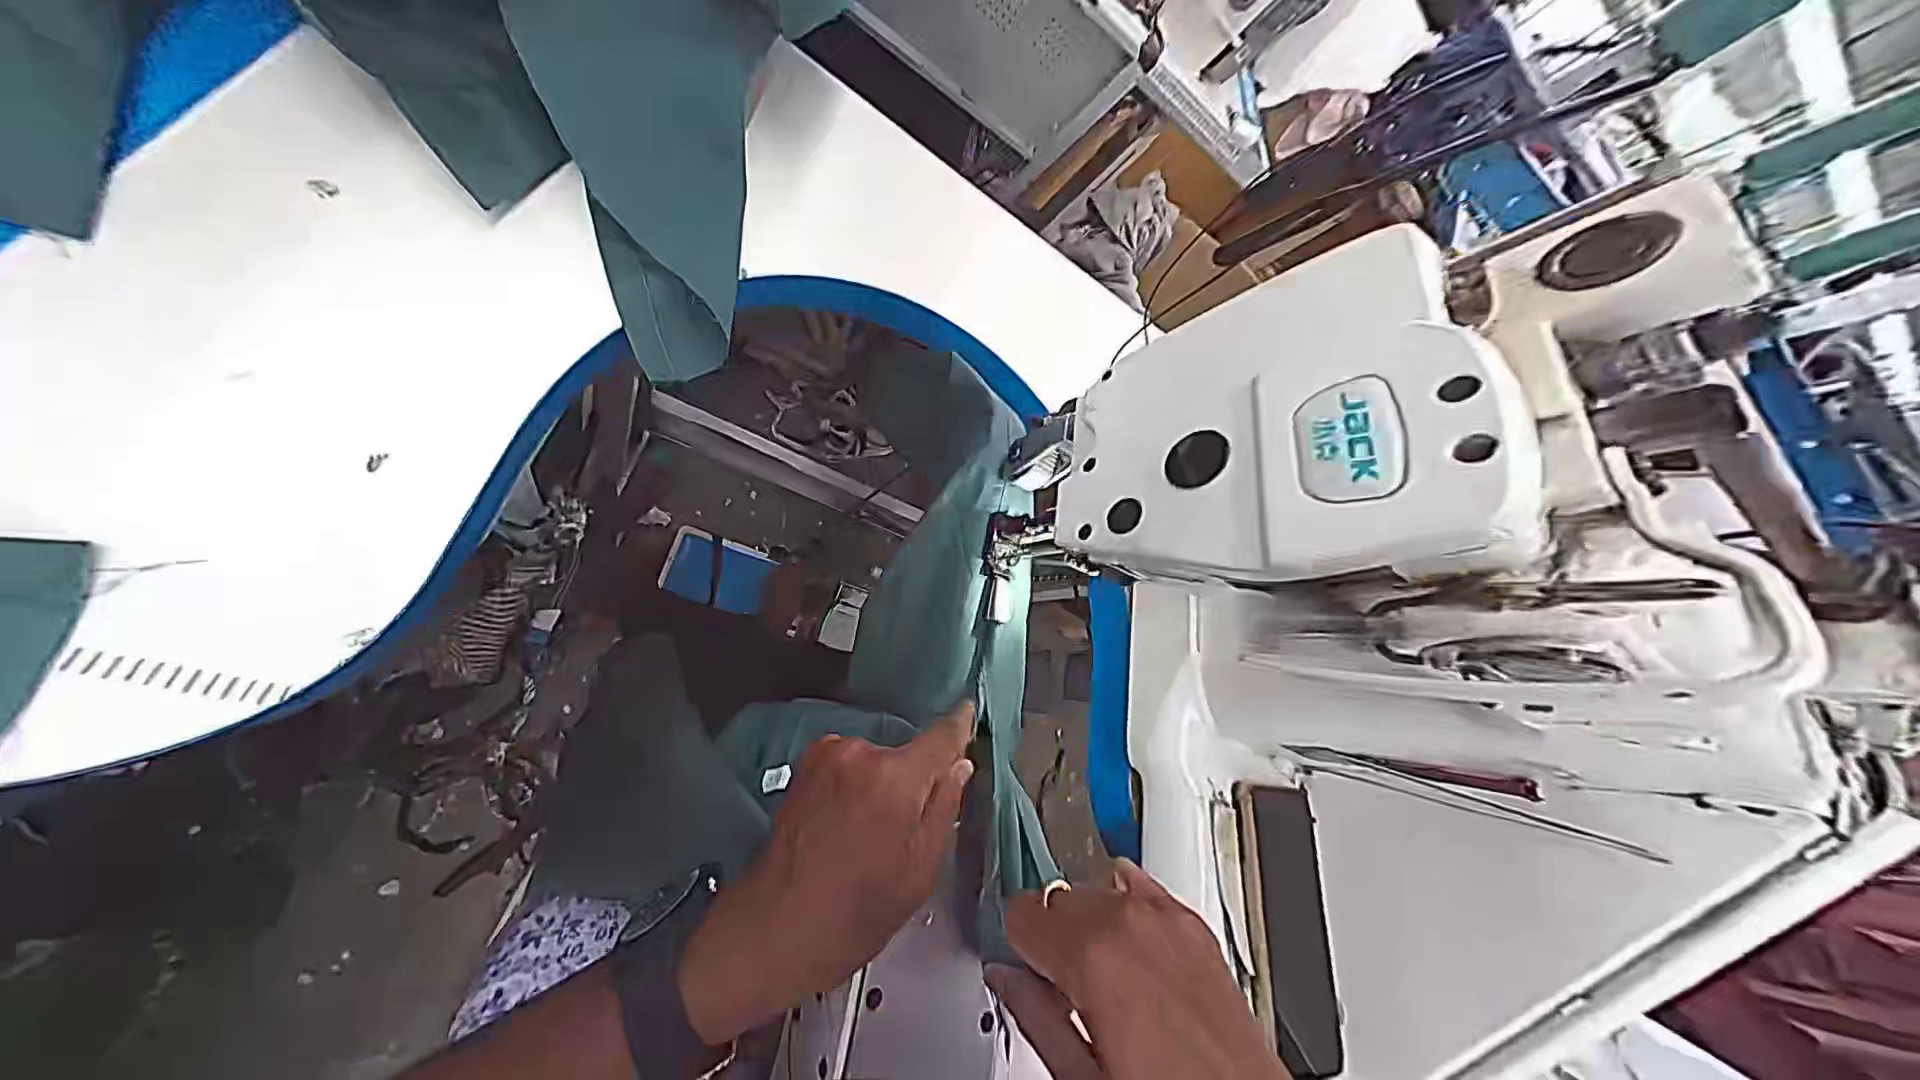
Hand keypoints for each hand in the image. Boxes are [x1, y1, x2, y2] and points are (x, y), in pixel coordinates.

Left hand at [676, 702, 975, 1043]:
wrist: (768, 931)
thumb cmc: (852, 914)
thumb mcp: (918, 872)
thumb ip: (945, 808)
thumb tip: (959, 765)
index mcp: (894, 778)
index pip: (942, 734)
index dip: (961, 726)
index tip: (970, 714)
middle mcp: (859, 752)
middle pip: (908, 752)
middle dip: (917, 778)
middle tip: (910, 825)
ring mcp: (827, 756)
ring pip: (879, 760)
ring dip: (885, 783)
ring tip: (871, 834)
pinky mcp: (806, 766)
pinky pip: (852, 764)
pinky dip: (859, 785)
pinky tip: (847, 827)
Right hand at [987, 859, 1289, 1079]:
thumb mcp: (1082, 1075)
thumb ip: (1035, 1014)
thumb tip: (1008, 978)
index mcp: (1092, 955)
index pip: (1023, 910)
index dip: (1014, 938)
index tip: (1019, 958)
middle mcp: (1127, 920)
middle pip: (1059, 897)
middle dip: (1052, 933)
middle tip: (1058, 980)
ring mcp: (1165, 917)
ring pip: (1096, 889)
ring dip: (1088, 920)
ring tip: (1099, 971)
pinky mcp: (1193, 923)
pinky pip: (1139, 884)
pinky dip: (1125, 902)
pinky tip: (1126, 939)